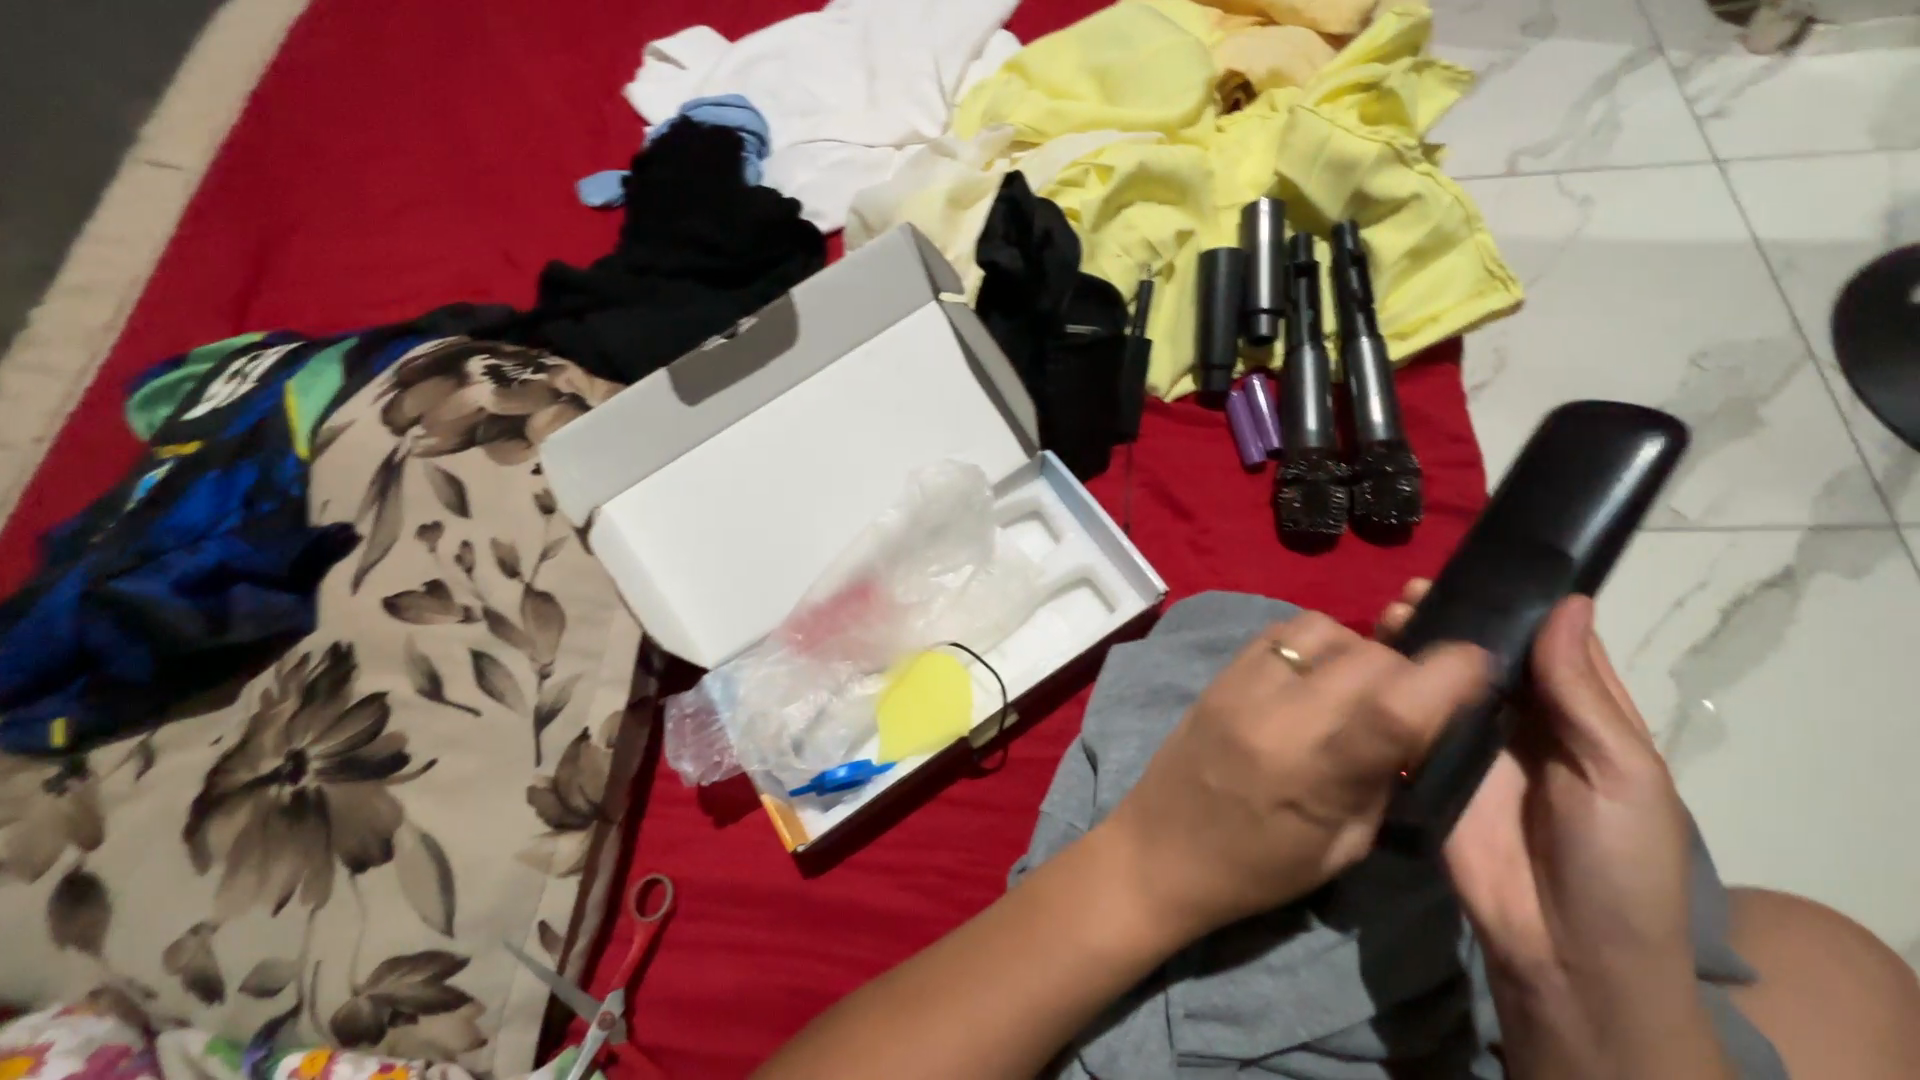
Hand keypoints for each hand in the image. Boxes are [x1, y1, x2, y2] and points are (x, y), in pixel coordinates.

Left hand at [1101, 610, 1488, 940]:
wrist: (1157, 852)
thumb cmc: (1257, 870)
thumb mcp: (1344, 846)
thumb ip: (1386, 778)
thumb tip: (1423, 723)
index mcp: (1314, 774)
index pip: (1395, 704)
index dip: (1451, 673)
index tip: (1478, 664)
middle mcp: (1277, 717)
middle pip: (1370, 657)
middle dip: (1407, 671)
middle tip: (1406, 702)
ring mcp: (1240, 686)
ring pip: (1325, 628)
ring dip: (1357, 651)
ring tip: (1354, 688)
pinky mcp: (1217, 673)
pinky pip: (1281, 630)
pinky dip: (1314, 642)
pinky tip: (1314, 674)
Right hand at [1377, 581, 1715, 1071]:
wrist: (1565, 952)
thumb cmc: (1620, 862)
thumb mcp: (1624, 773)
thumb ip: (1583, 693)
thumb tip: (1567, 602)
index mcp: (1579, 715)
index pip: (1546, 644)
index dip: (1517, 603)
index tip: (1477, 562)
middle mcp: (1519, 723)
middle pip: (1482, 659)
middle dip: (1453, 620)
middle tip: (1412, 590)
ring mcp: (1468, 749)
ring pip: (1439, 686)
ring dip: (1416, 649)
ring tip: (1388, 614)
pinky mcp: (1425, 775)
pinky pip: (1407, 728)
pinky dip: (1387, 696)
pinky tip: (1362, 665)